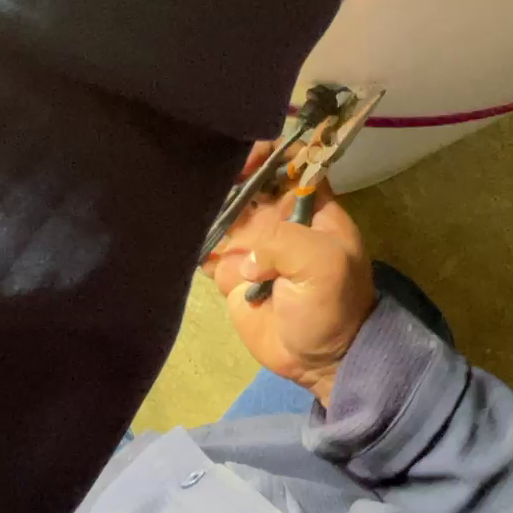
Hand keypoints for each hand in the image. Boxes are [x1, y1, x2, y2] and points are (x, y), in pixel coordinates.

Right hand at [201, 143, 374, 403]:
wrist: (320, 361)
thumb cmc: (332, 306)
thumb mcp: (323, 265)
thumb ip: (283, 242)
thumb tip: (243, 259)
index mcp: (312, 207)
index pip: (292, 161)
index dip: (271, 151)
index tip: (245, 157)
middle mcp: (280, 218)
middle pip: (249, 181)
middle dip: (228, 175)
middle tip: (206, 178)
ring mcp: (254, 244)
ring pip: (224, 211)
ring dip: (208, 206)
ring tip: (187, 201)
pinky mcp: (232, 271)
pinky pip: (208, 249)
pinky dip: (195, 242)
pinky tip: (180, 231)